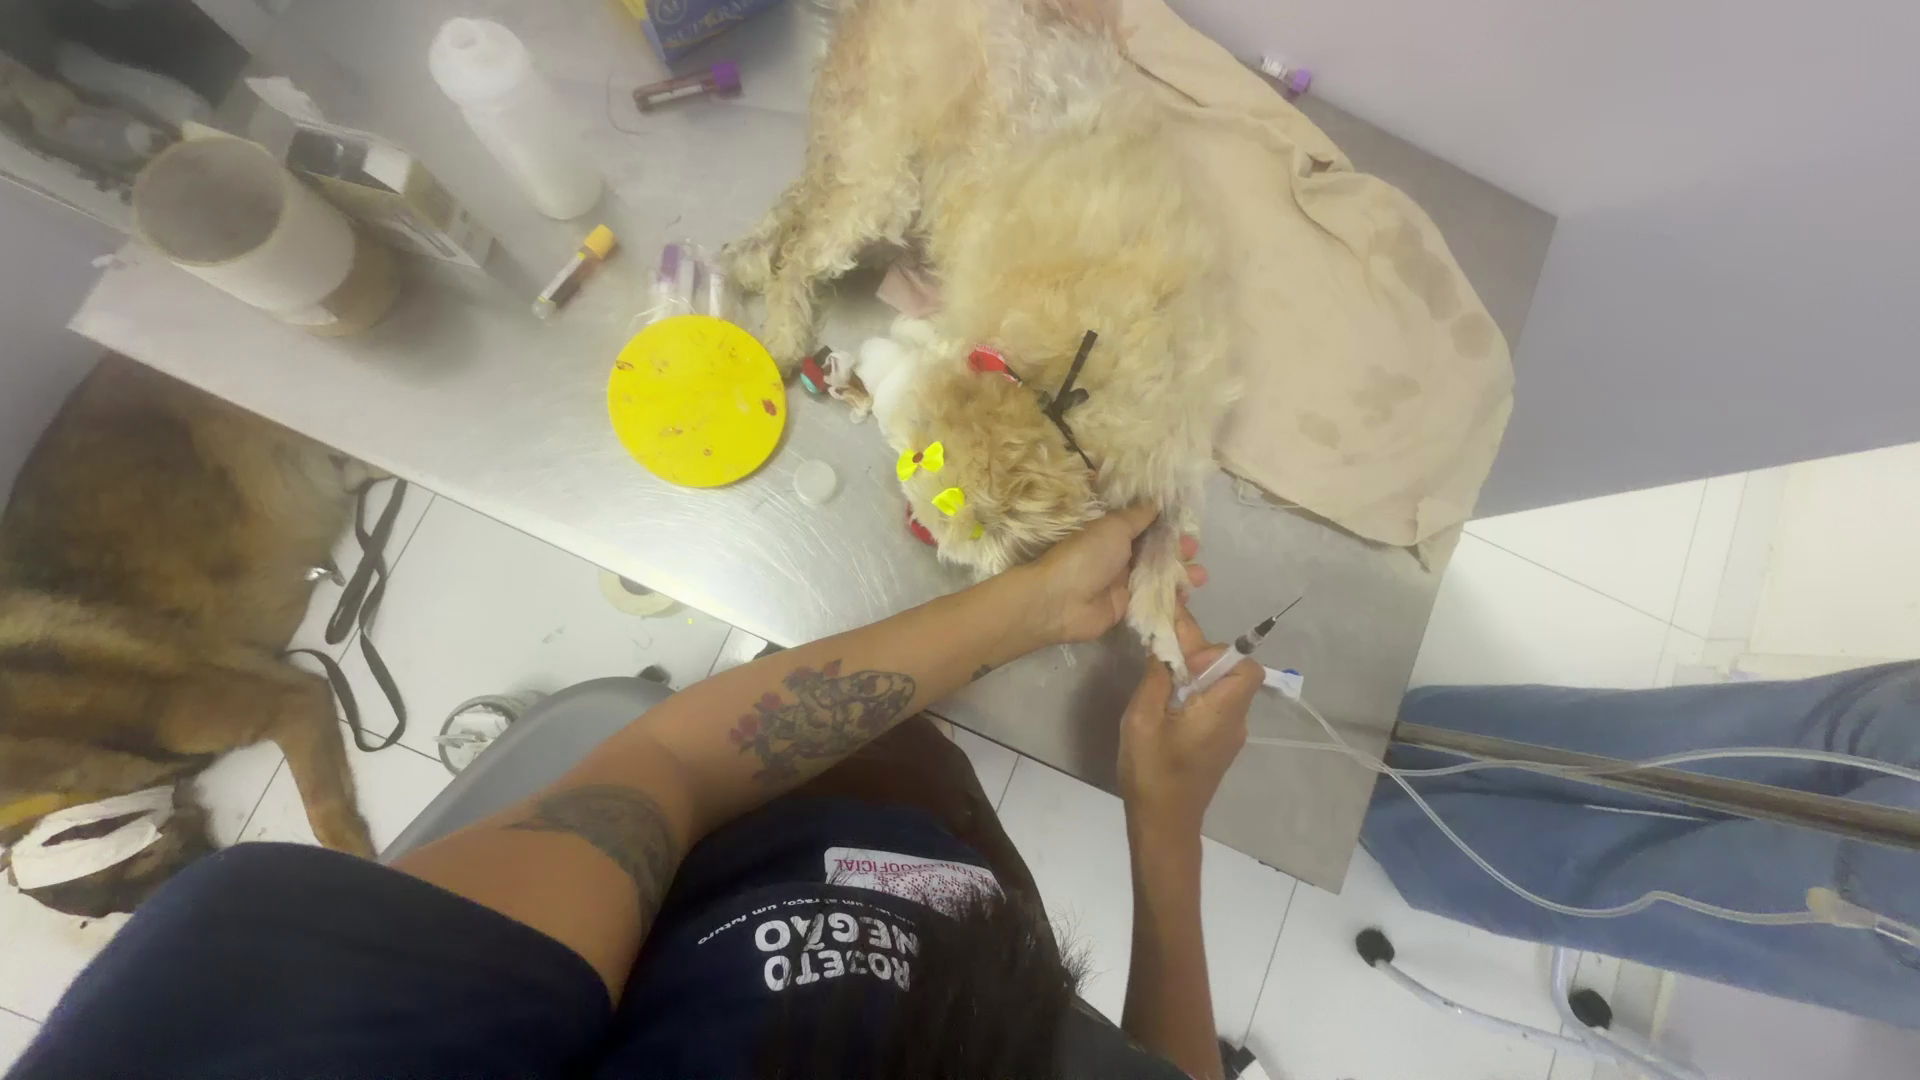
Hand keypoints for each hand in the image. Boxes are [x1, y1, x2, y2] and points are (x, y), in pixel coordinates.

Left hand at [1020, 504, 1207, 646]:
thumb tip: (1156, 500)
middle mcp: (1120, 557)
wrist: (1061, 600)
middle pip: (1156, 553)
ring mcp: (1124, 584)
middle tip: (1193, 551)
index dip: (1168, 526)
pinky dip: (1172, 600)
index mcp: (1113, 534)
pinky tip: (1187, 597)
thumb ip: (1138, 516)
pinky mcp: (1127, 608)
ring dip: (1181, 575)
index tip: (1188, 525)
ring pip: (1159, 577)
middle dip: (1178, 551)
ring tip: (1199, 576)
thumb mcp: (1113, 526)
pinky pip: (1154, 602)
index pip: (1147, 527)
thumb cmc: (1086, 555)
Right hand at [1118, 606, 1259, 835]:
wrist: (1163, 823)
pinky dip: (1196, 692)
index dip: (1214, 651)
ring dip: (1197, 674)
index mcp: (1221, 711)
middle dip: (1202, 657)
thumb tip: (1165, 649)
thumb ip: (1156, 679)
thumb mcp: (1142, 720)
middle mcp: (1235, 719)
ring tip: (1162, 677)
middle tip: (1166, 658)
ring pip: (1223, 687)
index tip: (1180, 656)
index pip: (1243, 664)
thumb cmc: (1152, 772)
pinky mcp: (1219, 743)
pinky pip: (1214, 704)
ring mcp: (1229, 734)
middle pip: (1234, 671)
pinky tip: (1167, 700)